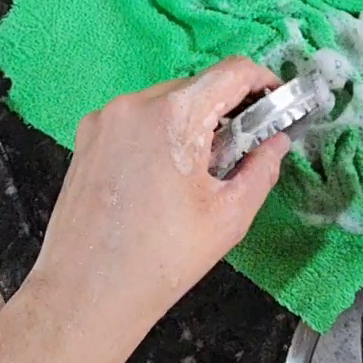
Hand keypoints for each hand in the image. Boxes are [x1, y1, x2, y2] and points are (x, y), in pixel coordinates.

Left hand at [21, 57, 290, 353]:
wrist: (87, 291)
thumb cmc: (163, 259)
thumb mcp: (229, 216)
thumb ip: (261, 168)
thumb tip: (276, 141)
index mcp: (175, 115)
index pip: (231, 71)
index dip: (261, 80)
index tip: (275, 101)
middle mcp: (135, 103)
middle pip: (196, 86)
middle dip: (223, 110)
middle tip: (237, 151)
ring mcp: (105, 117)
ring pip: (164, 102)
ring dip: (188, 122)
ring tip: (193, 171)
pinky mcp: (86, 135)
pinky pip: (134, 118)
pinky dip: (156, 132)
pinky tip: (158, 175)